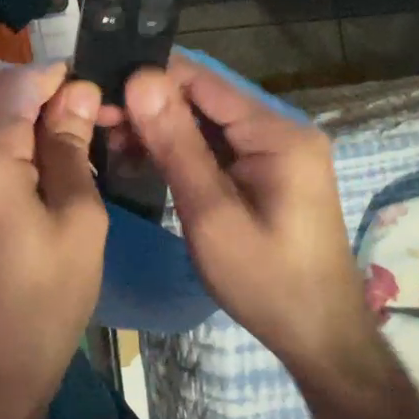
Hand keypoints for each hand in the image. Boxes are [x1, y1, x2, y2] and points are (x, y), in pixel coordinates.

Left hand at [0, 60, 108, 402]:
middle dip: (38, 83)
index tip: (97, 97)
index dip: (62, 76)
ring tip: (64, 138)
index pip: (21, 80)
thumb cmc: (43, 301)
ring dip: (19, 103)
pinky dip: (1, 126)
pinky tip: (35, 159)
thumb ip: (72, 147)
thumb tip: (79, 92)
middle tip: (81, 116)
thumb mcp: (78, 222)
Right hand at [114, 56, 372, 366]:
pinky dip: (179, 146)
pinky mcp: (266, 169)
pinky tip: (142, 156)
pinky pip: (216, 142)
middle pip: (202, 97)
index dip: (148, 80)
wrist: (321, 340)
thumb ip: (176, 144)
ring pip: (205, 119)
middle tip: (97, 123)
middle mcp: (281, 128)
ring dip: (159, 126)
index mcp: (277, 132)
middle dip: (149, 105)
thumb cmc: (266, 282)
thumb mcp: (211, 214)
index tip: (100, 95)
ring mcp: (276, 149)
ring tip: (111, 140)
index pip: (202, 80)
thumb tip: (140, 79)